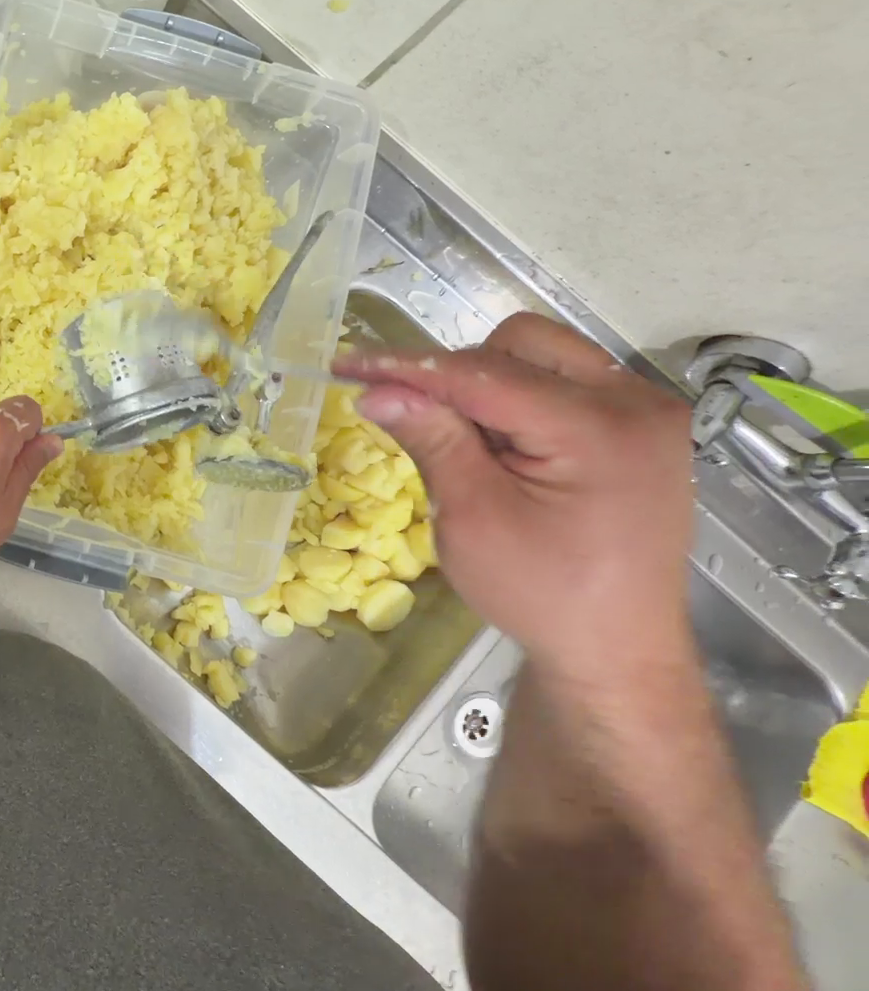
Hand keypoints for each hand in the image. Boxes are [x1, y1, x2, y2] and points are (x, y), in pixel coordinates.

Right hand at [332, 313, 693, 658]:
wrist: (613, 645)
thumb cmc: (540, 590)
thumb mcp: (471, 517)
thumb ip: (432, 441)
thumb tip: (378, 391)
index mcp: (597, 428)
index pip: (481, 373)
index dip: (406, 366)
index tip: (347, 365)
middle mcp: (635, 403)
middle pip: (520, 345)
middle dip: (455, 373)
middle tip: (416, 420)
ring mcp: (644, 413)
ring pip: (542, 357)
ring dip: (485, 384)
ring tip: (464, 442)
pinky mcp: (638, 429)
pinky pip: (563, 384)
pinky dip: (514, 400)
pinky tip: (499, 447)